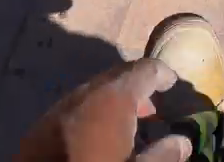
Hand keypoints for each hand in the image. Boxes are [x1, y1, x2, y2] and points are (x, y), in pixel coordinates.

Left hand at [14, 59, 192, 161]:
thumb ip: (163, 156)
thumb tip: (183, 141)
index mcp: (115, 97)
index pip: (145, 70)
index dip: (162, 73)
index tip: (173, 82)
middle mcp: (89, 92)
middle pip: (119, 76)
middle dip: (138, 85)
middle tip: (152, 103)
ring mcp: (61, 107)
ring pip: (96, 91)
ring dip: (115, 99)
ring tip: (127, 122)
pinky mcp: (41, 127)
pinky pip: (76, 107)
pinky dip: (93, 112)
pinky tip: (96, 136)